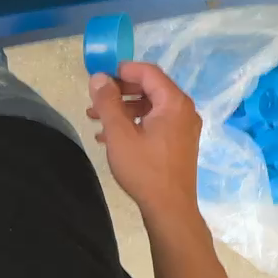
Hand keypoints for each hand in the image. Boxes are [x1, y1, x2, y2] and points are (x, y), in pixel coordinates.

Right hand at [86, 61, 202, 226]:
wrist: (169, 207)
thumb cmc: (144, 169)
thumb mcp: (119, 134)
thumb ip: (108, 102)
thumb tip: (99, 77)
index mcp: (173, 103)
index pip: (148, 72)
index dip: (122, 69)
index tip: (99, 76)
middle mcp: (183, 110)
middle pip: (150, 88)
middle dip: (119, 91)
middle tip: (94, 99)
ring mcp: (183, 127)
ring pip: (150, 106)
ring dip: (123, 108)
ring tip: (96, 119)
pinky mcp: (179, 142)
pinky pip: (155, 122)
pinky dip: (133, 122)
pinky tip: (111, 136)